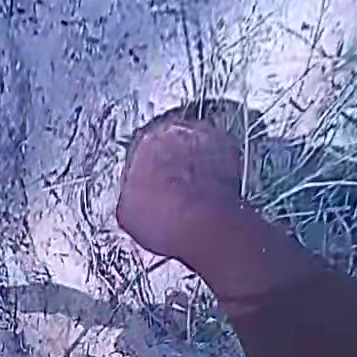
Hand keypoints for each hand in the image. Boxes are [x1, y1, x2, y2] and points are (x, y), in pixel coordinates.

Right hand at [116, 109, 251, 262]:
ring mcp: (206, 136)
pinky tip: (203, 195)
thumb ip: (128, 192)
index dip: (140, 172)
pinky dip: (211, 170)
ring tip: (185, 195)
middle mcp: (176, 130)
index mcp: (144, 142)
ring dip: (190, 165)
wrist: (203, 225)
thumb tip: (131, 196)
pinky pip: (216, 155)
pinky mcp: (230, 148)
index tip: (142, 187)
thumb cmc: (166, 219)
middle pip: (168, 143)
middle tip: (165, 189)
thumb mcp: (126, 213)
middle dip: (167, 163)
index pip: (138, 150)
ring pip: (193, 147)